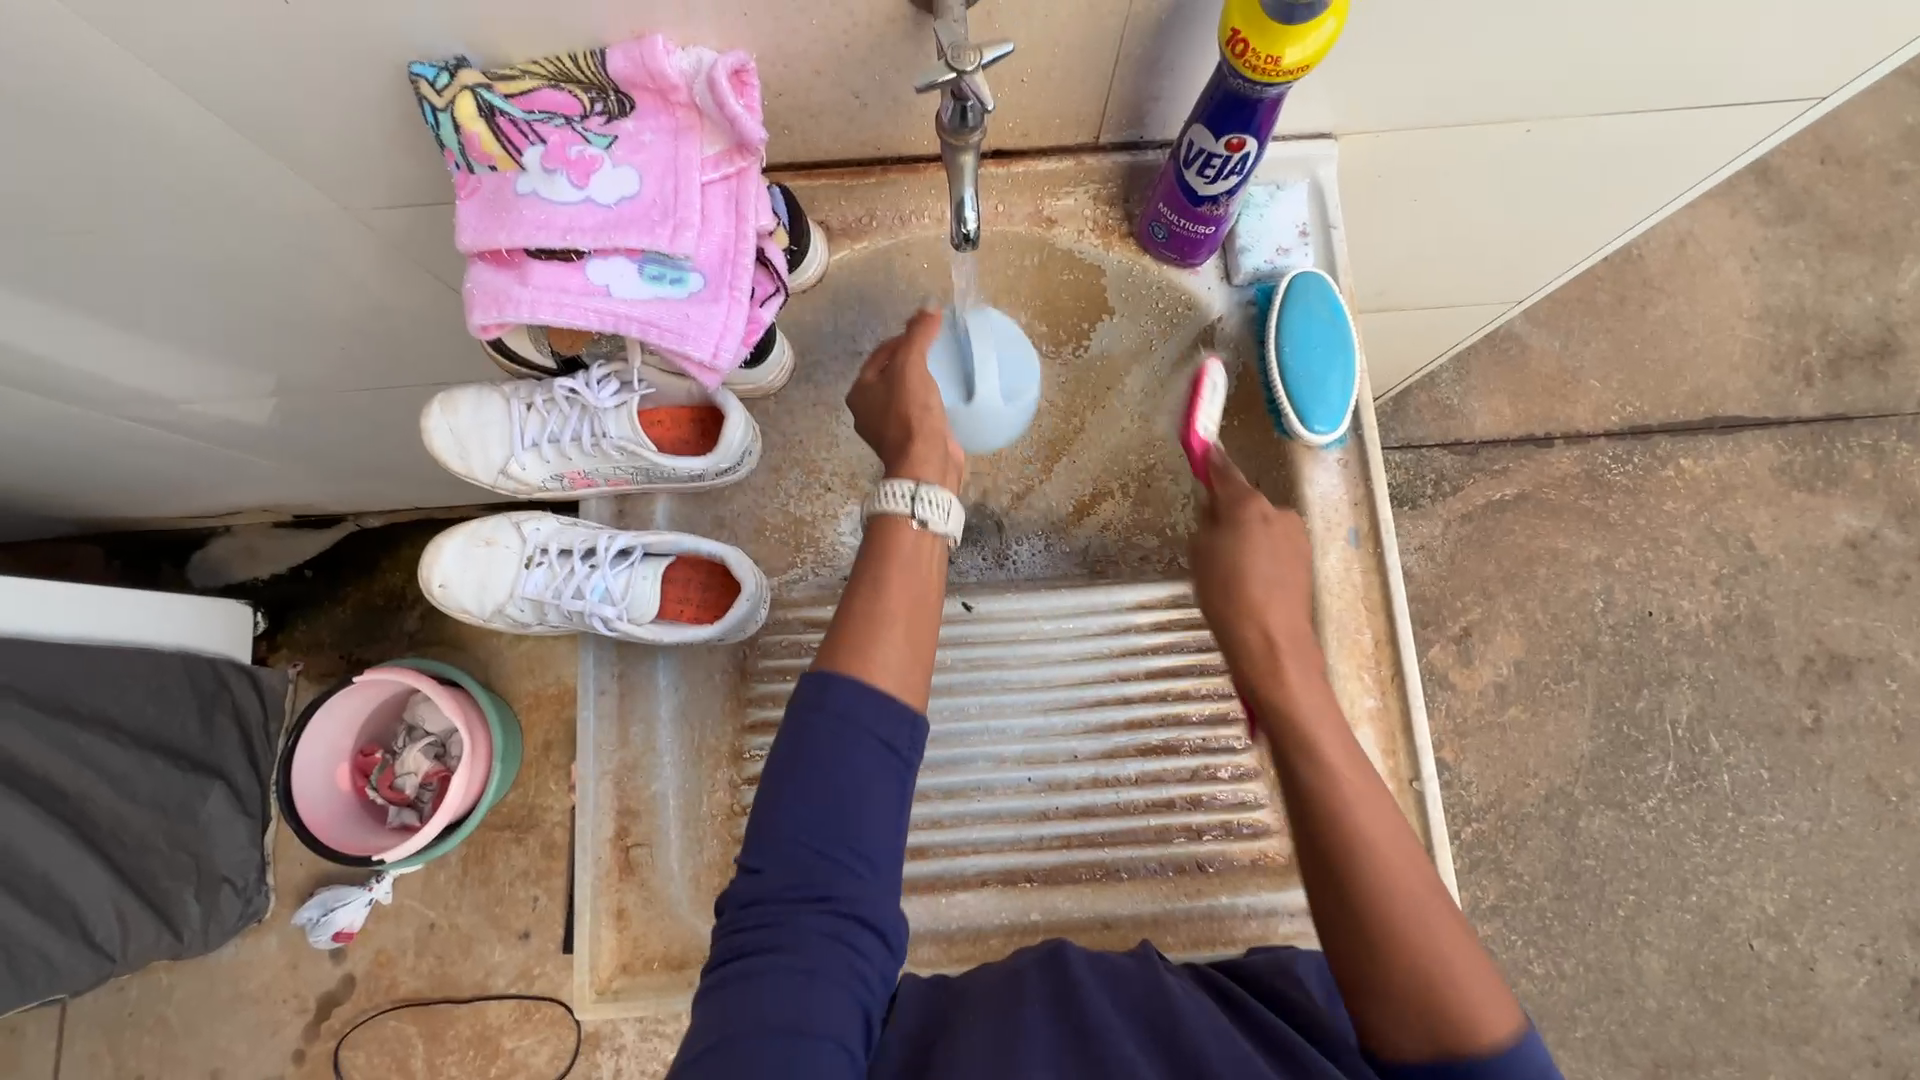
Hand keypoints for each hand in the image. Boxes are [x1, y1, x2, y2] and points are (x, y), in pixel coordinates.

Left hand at [847, 307, 965, 490]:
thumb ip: (918, 335)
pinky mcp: (909, 440)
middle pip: (892, 372)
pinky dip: (929, 401)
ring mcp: (888, 428)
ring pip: (905, 393)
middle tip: (936, 348)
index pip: (881, 353)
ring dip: (921, 380)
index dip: (905, 337)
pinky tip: (945, 395)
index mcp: (859, 392)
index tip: (928, 331)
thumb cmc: (912, 414)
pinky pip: (917, 411)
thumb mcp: (911, 367)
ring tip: (943, 368)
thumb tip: (929, 307)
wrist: (926, 463)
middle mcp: (868, 410)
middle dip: (912, 359)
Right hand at [1190, 444, 1326, 708]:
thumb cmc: (1225, 595)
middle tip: (1209, 545)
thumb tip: (1215, 504)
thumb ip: (1207, 519)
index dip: (1210, 460)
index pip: (1224, 470)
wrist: (1270, 641)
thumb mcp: (1200, 552)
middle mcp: (1277, 510)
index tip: (1202, 447)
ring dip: (1246, 537)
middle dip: (1228, 514)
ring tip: (1229, 572)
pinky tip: (1249, 583)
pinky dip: (1260, 555)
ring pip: (1260, 525)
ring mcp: (1296, 534)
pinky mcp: (1305, 558)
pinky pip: (1273, 545)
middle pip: (1245, 501)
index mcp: (1247, 504)